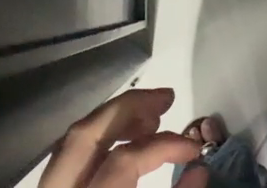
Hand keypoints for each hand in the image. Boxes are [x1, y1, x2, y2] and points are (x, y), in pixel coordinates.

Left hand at [40, 88, 201, 187]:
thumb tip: (199, 168)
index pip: (123, 161)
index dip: (163, 147)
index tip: (193, 148)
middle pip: (84, 134)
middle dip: (128, 108)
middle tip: (166, 98)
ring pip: (71, 140)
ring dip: (112, 121)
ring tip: (149, 120)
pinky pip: (67, 156)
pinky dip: (96, 140)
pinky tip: (122, 143)